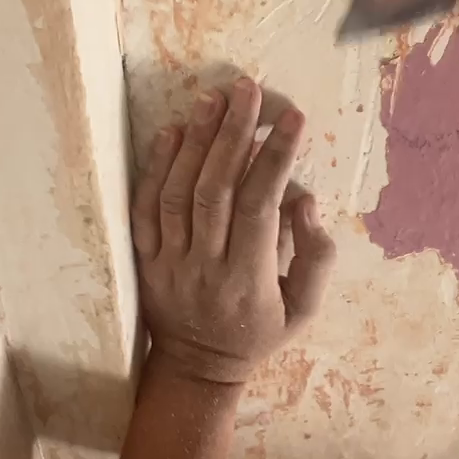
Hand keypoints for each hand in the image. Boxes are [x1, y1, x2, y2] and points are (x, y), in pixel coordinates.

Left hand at [132, 79, 336, 384]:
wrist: (196, 369)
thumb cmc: (257, 335)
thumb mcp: (302, 312)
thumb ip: (315, 260)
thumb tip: (306, 202)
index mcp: (248, 280)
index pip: (259, 207)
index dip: (275, 158)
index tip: (293, 117)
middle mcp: (204, 268)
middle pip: (215, 190)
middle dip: (233, 135)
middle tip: (247, 89)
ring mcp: (168, 263)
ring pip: (177, 194)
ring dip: (194, 142)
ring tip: (213, 98)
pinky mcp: (143, 260)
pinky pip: (143, 211)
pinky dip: (154, 169)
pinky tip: (169, 132)